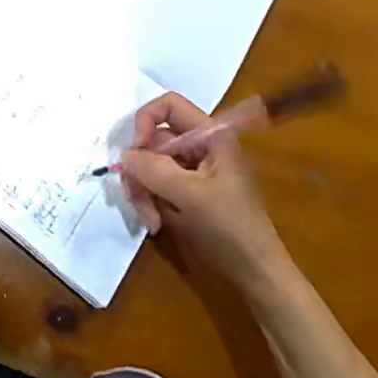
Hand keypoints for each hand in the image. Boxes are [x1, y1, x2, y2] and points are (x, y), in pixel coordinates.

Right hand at [120, 92, 291, 288]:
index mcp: (211, 135)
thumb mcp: (190, 195)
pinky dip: (149, 202)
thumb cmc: (230, 227)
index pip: (169, 106)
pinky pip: (154, 185)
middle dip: (140, 169)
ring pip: (149, 165)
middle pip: (153, 140)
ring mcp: (191, 169)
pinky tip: (155, 223)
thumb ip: (154, 170)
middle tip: (135, 196)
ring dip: (143, 191)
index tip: (134, 152)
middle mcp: (199, 146)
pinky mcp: (184, 191)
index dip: (146, 121)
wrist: (254, 271)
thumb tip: (123, 155)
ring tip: (150, 218)